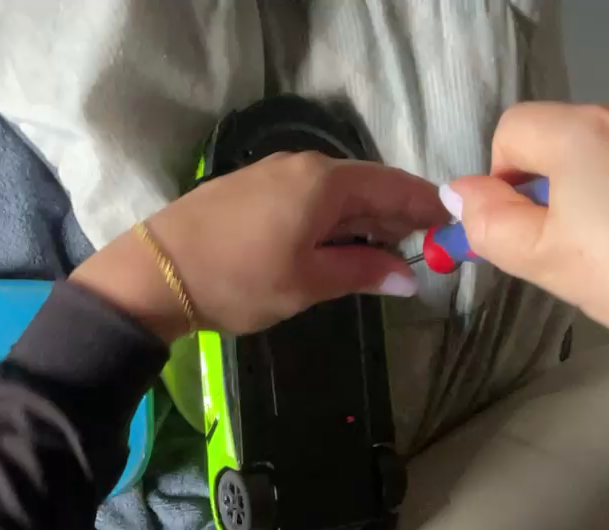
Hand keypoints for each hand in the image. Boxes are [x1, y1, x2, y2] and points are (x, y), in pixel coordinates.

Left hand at [70, 152, 444, 341]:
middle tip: (422, 249)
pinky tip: (335, 246)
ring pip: (334, 195)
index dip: (424, 207)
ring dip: (362, 222)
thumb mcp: (307, 283)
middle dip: (396, 217)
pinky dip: (331, 222)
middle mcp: (302, 166)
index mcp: (324, 182)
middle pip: (364, 187)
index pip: (392, 186)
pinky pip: (307, 200)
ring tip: (384, 254)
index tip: (450, 227)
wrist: (157, 274)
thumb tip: (409, 279)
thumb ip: (362, 275)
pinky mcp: (249, 190)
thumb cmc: (240, 281)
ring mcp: (272, 174)